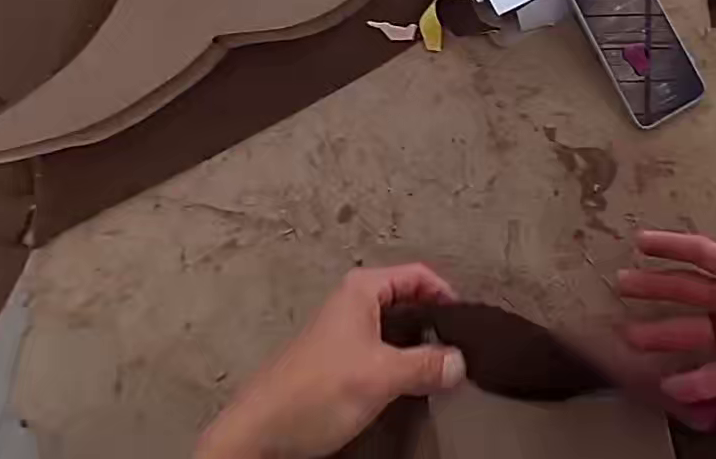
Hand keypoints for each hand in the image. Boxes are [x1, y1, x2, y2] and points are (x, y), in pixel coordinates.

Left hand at [195, 265, 466, 458]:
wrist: (252, 440)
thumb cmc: (317, 392)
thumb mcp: (380, 376)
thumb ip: (425, 365)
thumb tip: (463, 363)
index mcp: (363, 287)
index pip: (420, 275)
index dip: (445, 294)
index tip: (464, 322)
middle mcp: (352, 299)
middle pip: (407, 299)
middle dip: (432, 320)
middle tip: (455, 343)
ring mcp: (340, 329)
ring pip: (393, 326)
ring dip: (415, 343)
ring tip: (436, 364)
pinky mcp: (333, 358)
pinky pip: (379, 346)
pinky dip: (397, 357)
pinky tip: (406, 379)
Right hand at [616, 230, 715, 458]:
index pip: (708, 256)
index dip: (675, 247)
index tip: (642, 241)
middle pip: (691, 290)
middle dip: (657, 284)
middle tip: (622, 281)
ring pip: (693, 331)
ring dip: (662, 332)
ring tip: (629, 336)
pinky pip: (711, 374)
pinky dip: (690, 379)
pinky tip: (669, 384)